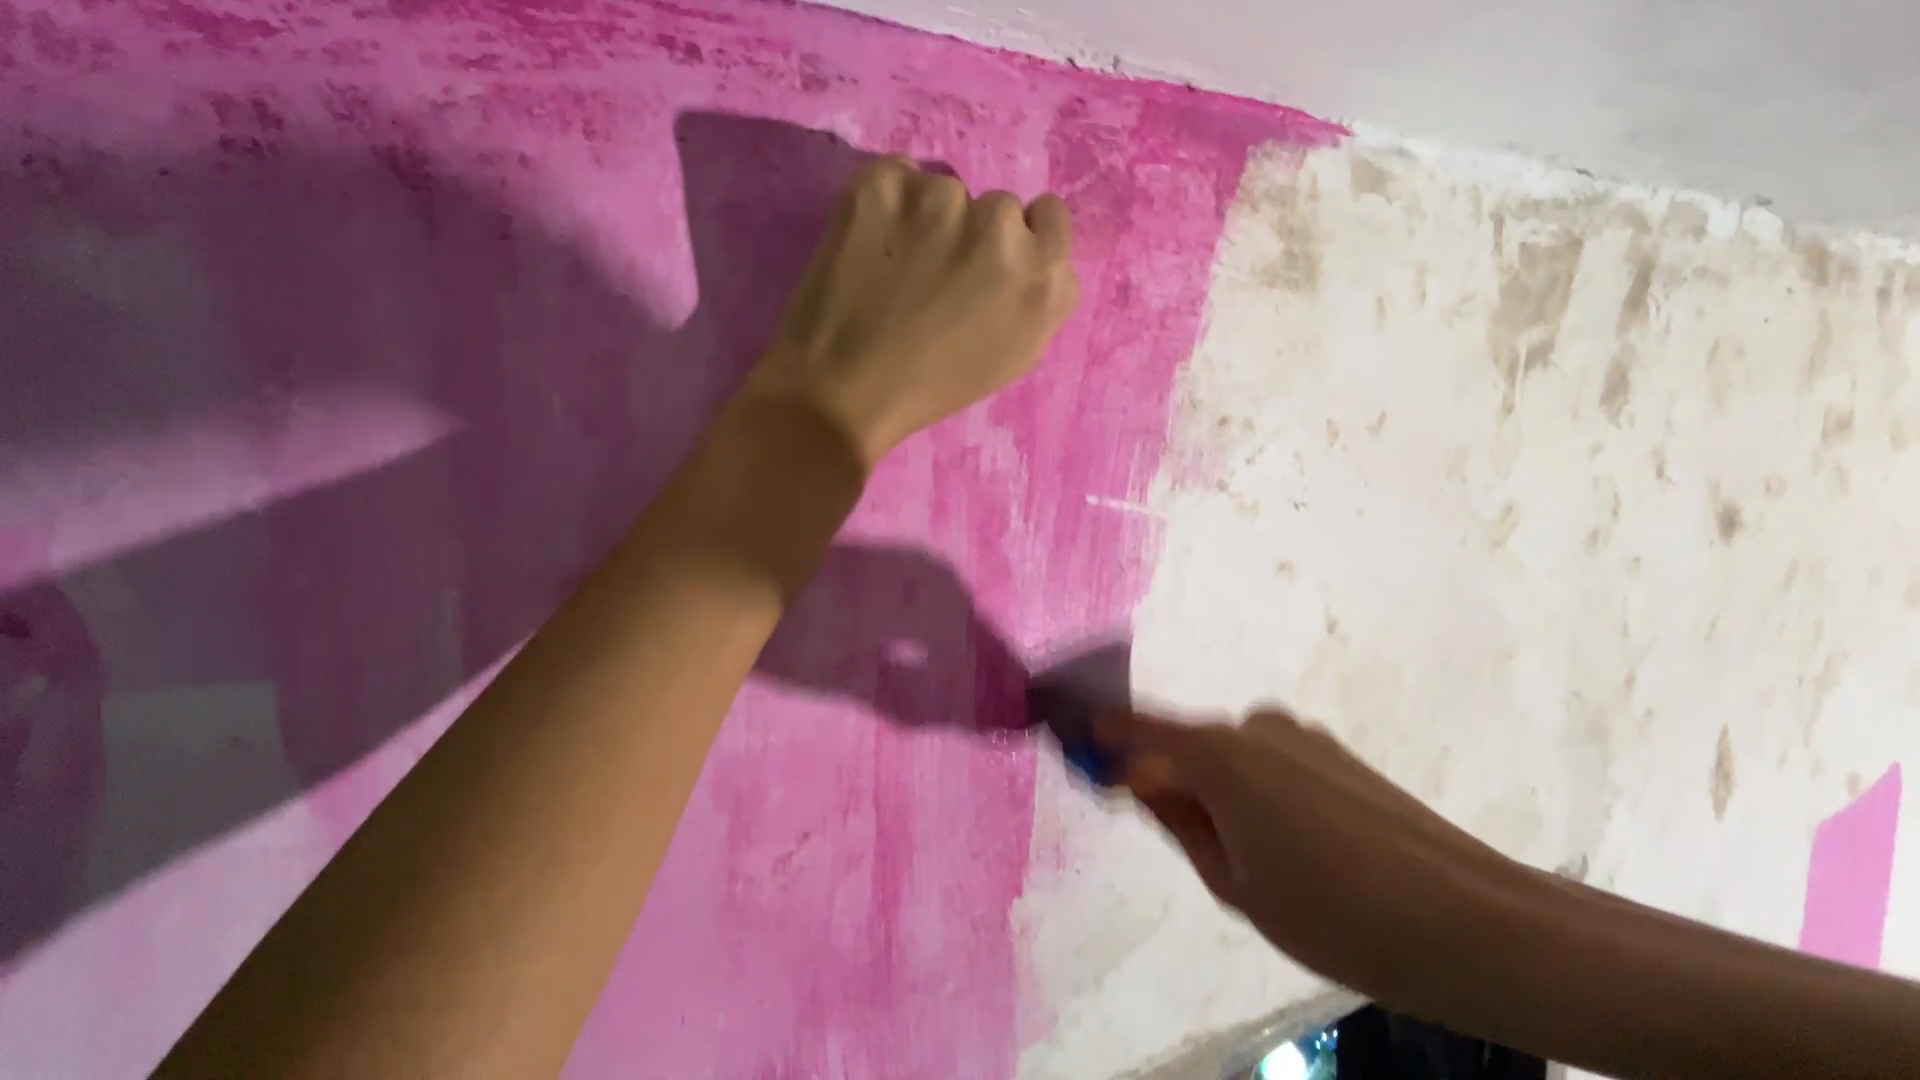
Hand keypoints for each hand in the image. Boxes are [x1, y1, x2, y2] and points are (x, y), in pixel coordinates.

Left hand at [751, 157, 1079, 466]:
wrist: (841, 391)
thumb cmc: (933, 386)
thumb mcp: (1015, 356)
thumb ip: (1041, 295)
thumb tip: (1036, 252)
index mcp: (1044, 275)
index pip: (1050, 215)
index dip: (1021, 236)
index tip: (988, 262)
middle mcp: (1001, 224)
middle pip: (998, 205)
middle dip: (973, 233)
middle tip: (936, 279)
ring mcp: (941, 198)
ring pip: (944, 190)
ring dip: (927, 219)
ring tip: (894, 270)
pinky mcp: (883, 183)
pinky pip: (896, 176)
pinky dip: (884, 204)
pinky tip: (868, 248)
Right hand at [1099, 706, 1519, 991]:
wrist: (1470, 921)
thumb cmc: (1332, 912)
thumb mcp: (1232, 883)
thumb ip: (1177, 821)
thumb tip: (1139, 780)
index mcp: (1217, 753)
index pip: (1136, 727)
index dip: (1100, 731)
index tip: (1071, 739)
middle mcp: (1254, 726)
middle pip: (1188, 746)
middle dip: (1176, 786)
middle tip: (1199, 854)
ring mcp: (1301, 737)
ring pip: (1233, 761)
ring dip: (1224, 797)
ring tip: (1267, 868)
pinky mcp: (1335, 754)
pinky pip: (1272, 767)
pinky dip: (1262, 797)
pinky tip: (1304, 854)